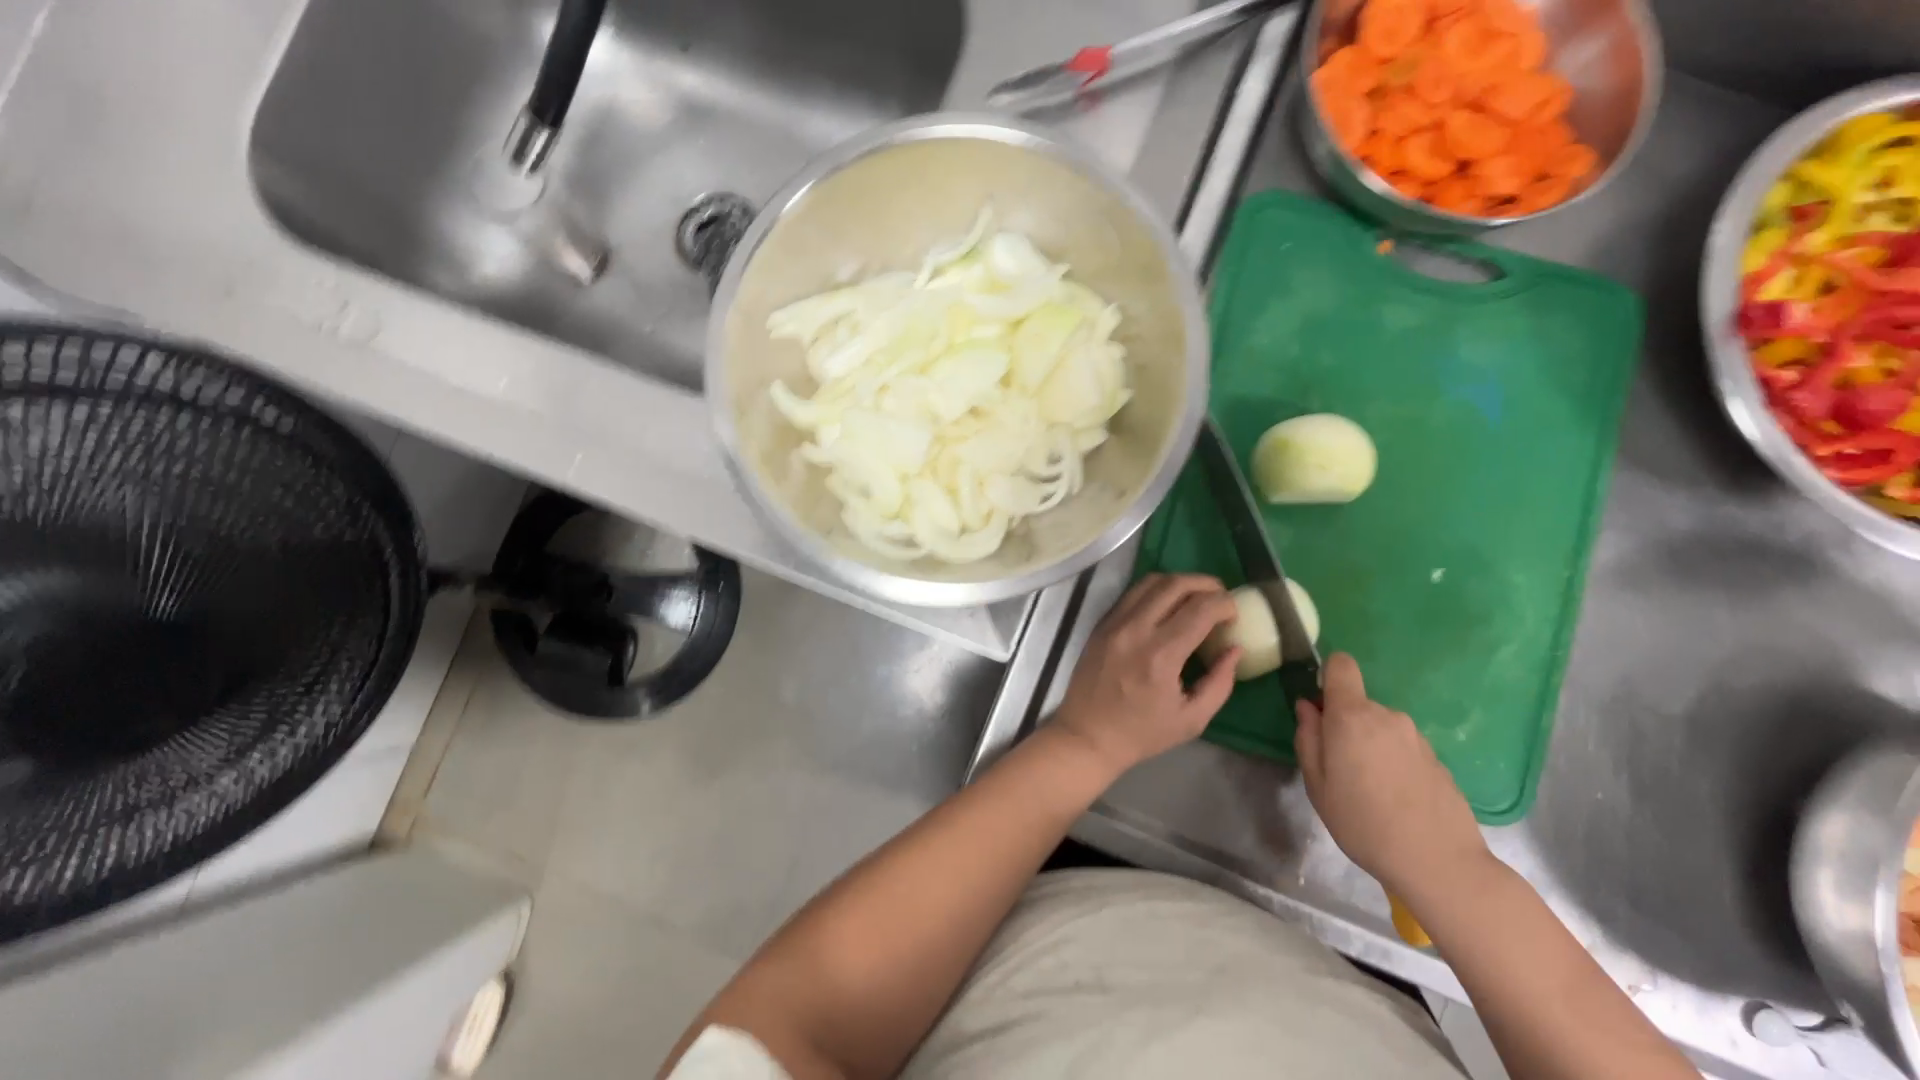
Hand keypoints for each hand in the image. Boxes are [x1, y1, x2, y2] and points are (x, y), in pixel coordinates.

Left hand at [1052, 574, 1240, 775]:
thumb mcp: (1192, 719)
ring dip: (1180, 583)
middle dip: (1206, 584)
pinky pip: (1132, 594)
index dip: (1225, 604)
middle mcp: (1136, 630)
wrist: (1086, 736)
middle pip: (1176, 584)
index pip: (1200, 609)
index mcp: (1161, 656)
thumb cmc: (1142, 734)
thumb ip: (1220, 682)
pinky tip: (1167, 606)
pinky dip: (1155, 591)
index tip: (1234, 614)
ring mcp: (1114, 623)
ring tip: (1196, 597)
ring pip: (1151, 582)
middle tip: (1220, 598)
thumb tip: (1235, 648)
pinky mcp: (1101, 624)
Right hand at [1294, 653, 1490, 899]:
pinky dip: (1393, 764)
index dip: (1327, 677)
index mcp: (1352, 717)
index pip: (1341, 665)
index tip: (1321, 708)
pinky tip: (1395, 800)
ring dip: (1370, 748)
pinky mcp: (1436, 757)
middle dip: (1345, 727)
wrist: (1438, 860)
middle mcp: (1387, 716)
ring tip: (1369, 791)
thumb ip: (1308, 739)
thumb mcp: (1317, 786)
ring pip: (1380, 728)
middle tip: (1340, 771)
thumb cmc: (1363, 823)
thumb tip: (1308, 708)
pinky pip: (1402, 748)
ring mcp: (1416, 736)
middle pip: (1358, 705)